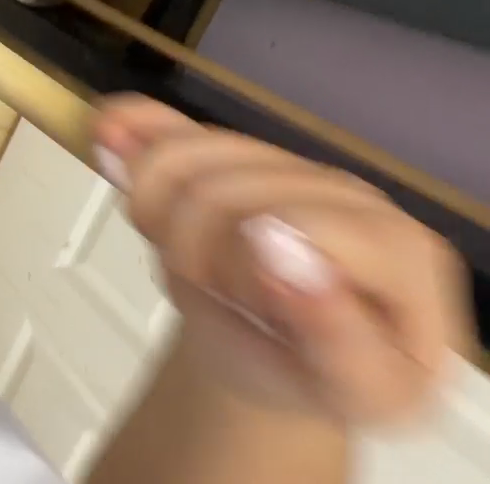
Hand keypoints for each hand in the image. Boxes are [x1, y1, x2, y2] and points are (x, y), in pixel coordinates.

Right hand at [95, 95, 474, 426]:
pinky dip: (125, 124)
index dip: (243, 261)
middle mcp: (342, 189)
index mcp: (394, 245)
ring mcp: (275, 160)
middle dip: (193, 250)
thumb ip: (329, 326)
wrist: (274, 355)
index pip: (289, 217)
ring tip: (183, 255)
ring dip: (153, 212)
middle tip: (217, 292)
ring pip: (177, 153)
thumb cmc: (316, 372)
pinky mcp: (219, 148)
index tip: (251, 304)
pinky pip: (160, 118)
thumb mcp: (346, 383)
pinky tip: (106, 136)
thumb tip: (273, 239)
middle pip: (220, 188)